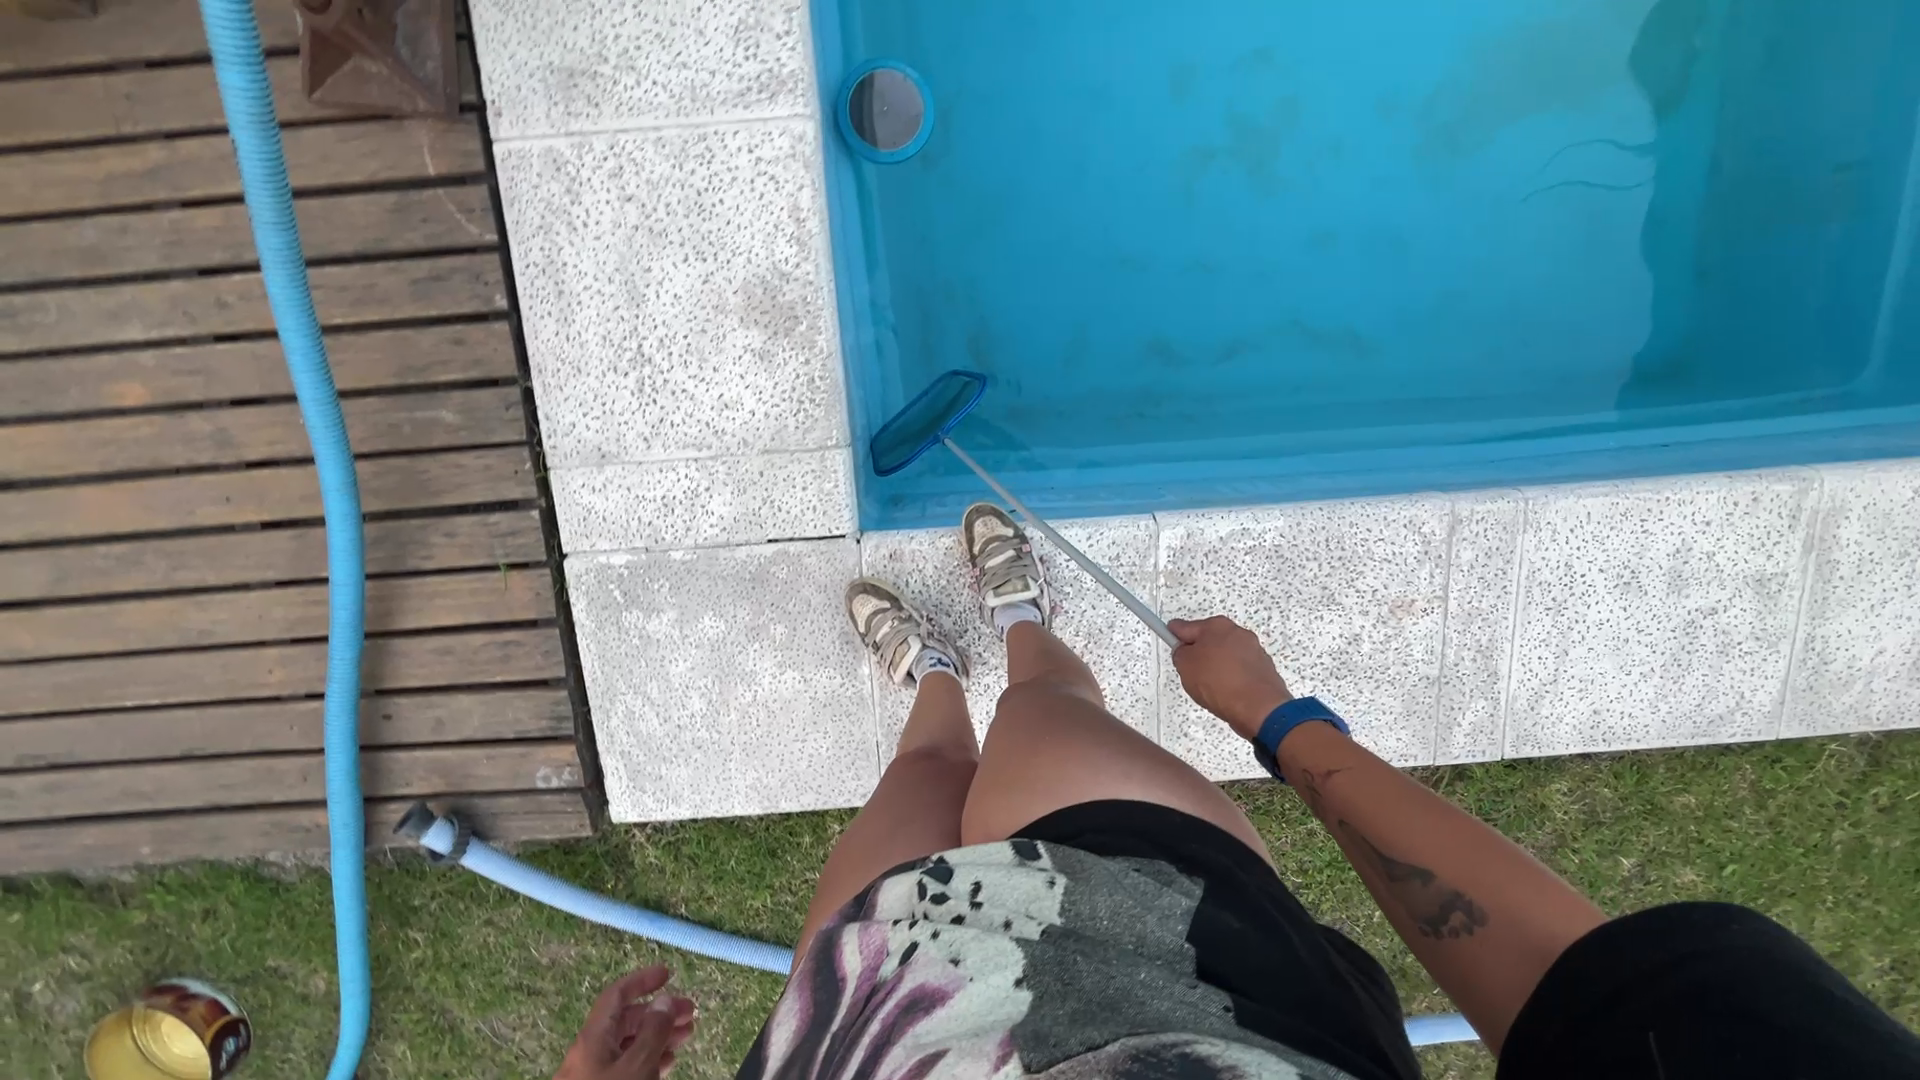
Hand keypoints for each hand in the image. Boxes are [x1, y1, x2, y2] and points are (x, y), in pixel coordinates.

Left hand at [555, 965, 695, 1079]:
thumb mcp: (637, 1066)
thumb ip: (653, 1031)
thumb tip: (663, 1000)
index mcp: (591, 1039)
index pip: (616, 996)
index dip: (642, 980)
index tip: (669, 974)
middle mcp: (588, 1054)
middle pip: (624, 1021)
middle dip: (658, 1012)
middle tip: (689, 1012)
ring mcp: (591, 1077)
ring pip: (627, 1045)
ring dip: (658, 1036)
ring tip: (686, 1036)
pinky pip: (625, 1067)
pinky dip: (648, 1059)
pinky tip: (667, 1063)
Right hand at [1168, 616, 1293, 738]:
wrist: (1258, 708)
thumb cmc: (1218, 682)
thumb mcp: (1184, 666)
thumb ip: (1180, 653)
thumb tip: (1186, 652)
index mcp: (1216, 626)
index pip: (1186, 626)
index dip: (1174, 635)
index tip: (1169, 641)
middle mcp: (1238, 632)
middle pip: (1209, 640)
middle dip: (1199, 654)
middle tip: (1190, 673)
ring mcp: (1254, 650)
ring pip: (1225, 656)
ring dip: (1217, 667)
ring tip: (1211, 689)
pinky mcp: (1265, 669)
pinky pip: (1240, 671)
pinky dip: (1233, 679)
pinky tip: (1228, 694)